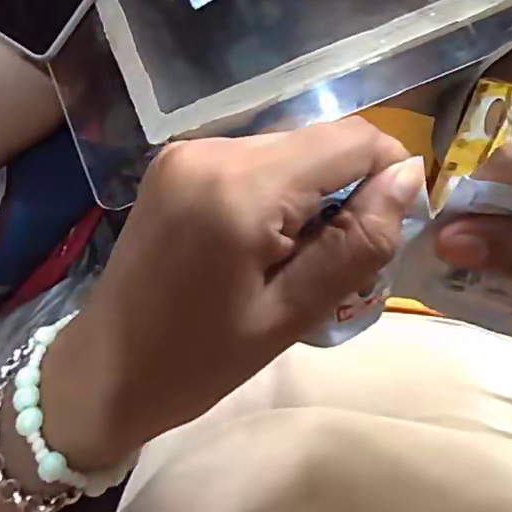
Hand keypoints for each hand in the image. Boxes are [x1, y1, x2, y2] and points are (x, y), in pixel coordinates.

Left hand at [41, 118, 425, 469]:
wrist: (102, 371)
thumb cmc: (198, 361)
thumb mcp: (292, 314)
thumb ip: (357, 242)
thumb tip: (408, 176)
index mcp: (241, 186)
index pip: (350, 140)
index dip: (389, 170)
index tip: (391, 226)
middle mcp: (214, 148)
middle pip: (321, 141)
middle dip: (349, 189)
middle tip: (339, 260)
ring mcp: (191, 149)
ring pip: (293, 148)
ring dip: (315, 192)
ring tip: (298, 258)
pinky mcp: (181, 160)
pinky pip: (258, 159)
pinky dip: (281, 191)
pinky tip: (264, 241)